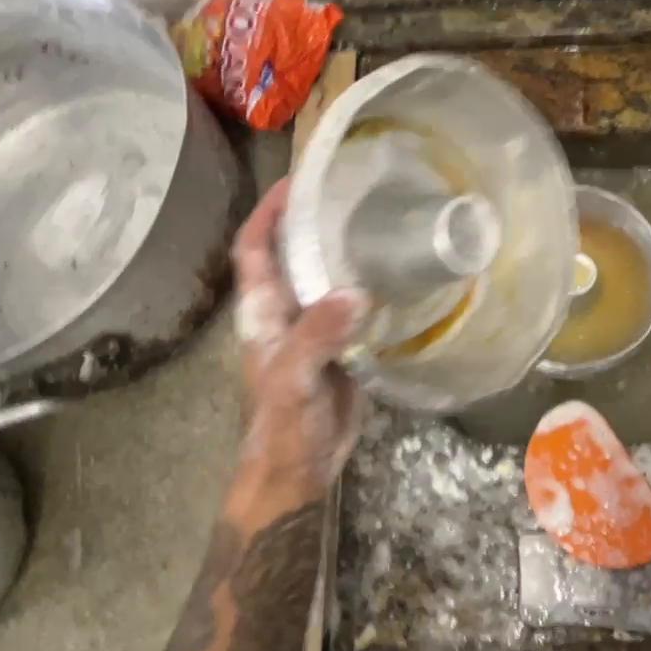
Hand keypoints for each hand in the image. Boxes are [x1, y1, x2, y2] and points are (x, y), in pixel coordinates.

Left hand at [230, 177, 369, 506]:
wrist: (300, 469)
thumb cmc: (282, 425)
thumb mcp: (294, 377)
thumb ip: (318, 335)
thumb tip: (355, 293)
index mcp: (263, 311)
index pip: (254, 248)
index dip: (268, 212)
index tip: (297, 181)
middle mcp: (286, 312)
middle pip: (291, 254)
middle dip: (311, 221)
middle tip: (353, 192)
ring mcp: (314, 330)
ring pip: (323, 277)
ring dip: (343, 250)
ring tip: (381, 221)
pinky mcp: (341, 347)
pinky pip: (352, 306)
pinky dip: (369, 285)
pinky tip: (397, 274)